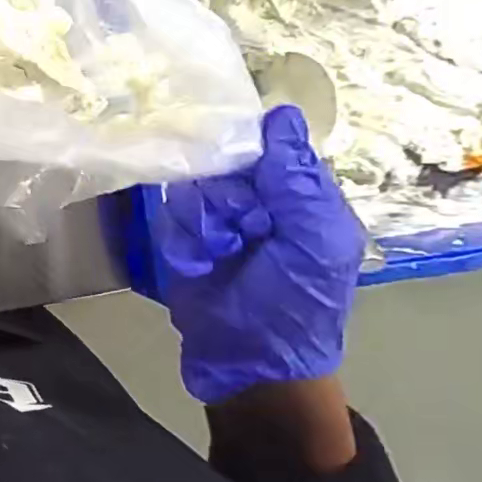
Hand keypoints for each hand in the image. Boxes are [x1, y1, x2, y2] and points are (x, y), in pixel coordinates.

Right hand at [158, 106, 363, 404]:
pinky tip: (196, 268)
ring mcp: (215, 227)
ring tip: (216, 258)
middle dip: (225, 202)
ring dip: (200, 227)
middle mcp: (256, 205)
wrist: (246, 366)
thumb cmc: (294, 306)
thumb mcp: (313, 242)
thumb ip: (297, 182)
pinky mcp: (181, 247)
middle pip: (220, 168)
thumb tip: (279, 115)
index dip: (248, 155)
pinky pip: (168, 223)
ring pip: (188, 194)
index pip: (266, 148)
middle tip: (239, 234)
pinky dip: (181, 246)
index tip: (240, 173)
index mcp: (299, 198)